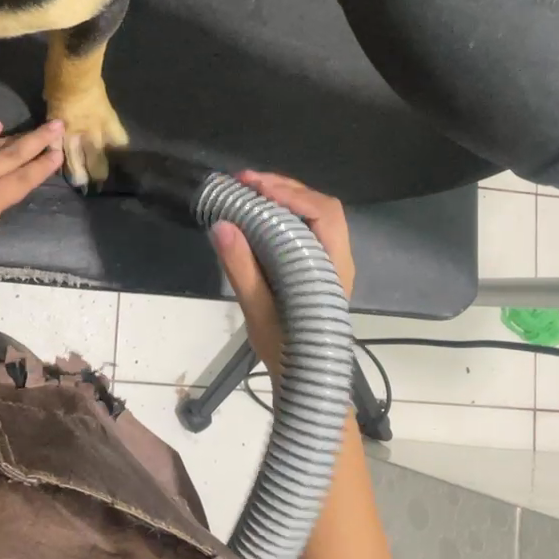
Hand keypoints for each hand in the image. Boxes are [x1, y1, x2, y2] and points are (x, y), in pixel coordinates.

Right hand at [211, 171, 354, 370]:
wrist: (303, 377)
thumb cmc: (284, 348)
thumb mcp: (258, 311)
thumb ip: (241, 268)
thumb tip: (221, 226)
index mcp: (331, 268)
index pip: (323, 214)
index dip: (291, 194)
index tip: (255, 187)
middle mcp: (337, 257)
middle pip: (320, 207)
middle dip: (283, 188)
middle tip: (243, 182)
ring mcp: (328, 261)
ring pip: (313, 215)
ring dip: (282, 197)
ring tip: (246, 191)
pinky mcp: (315, 265)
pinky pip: (304, 228)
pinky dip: (281, 213)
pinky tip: (257, 213)